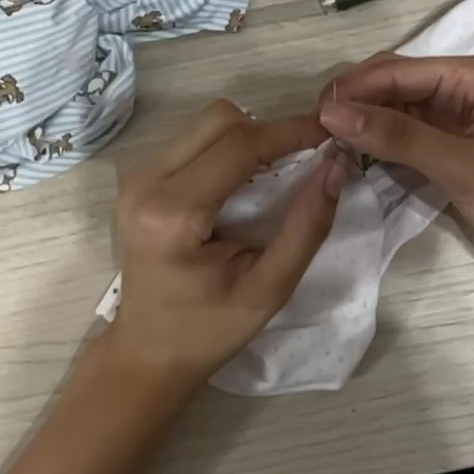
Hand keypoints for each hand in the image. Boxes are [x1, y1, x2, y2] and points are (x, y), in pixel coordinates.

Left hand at [106, 100, 345, 389]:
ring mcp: (137, 177)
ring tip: (278, 173)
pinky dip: (229, 149)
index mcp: (173, 212)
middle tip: (305, 158)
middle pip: (220, 119)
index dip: (290, 131)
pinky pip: (194, 141)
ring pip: (207, 124)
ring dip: (249, 137)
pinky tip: (246, 185)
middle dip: (269, 131)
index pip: (240, 145)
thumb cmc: (208, 330)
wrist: (147, 354)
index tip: (331, 135)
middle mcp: (146, 182)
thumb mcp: (269, 289)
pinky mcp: (140, 179)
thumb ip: (305, 228)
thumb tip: (336, 169)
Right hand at [317, 54, 473, 294]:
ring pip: (392, 112)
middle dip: (353, 103)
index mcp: (469, 77)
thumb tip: (333, 113)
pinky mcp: (449, 151)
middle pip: (389, 85)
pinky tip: (352, 161)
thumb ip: (398, 137)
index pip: (395, 71)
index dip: (353, 90)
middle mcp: (457, 90)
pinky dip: (377, 147)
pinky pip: (402, 138)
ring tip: (324, 149)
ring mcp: (452, 122)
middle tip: (313, 135)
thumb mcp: (463, 166)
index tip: (313, 119)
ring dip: (361, 126)